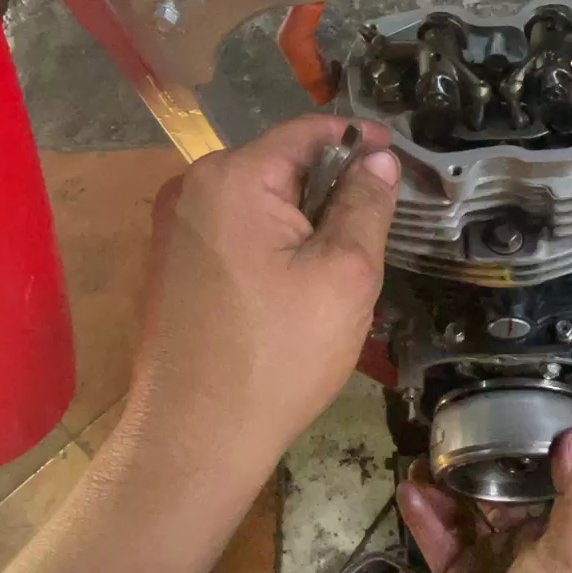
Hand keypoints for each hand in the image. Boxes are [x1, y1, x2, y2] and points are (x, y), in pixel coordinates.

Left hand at [127, 115, 399, 462]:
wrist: (195, 441)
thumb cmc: (280, 353)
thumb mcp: (346, 273)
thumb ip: (366, 204)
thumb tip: (379, 156)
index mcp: (234, 177)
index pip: (307, 131)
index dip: (359, 139)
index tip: (398, 159)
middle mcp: (194, 187)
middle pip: (282, 163)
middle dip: (332, 184)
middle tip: (375, 223)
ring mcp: (175, 226)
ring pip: (261, 199)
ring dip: (305, 216)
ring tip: (342, 257)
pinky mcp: (172, 262)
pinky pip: (236, 229)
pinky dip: (274, 239)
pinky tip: (296, 283)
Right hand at [397, 431, 571, 572]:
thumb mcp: (569, 550)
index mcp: (544, 528)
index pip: (525, 480)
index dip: (506, 453)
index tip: (487, 421)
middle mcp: (513, 538)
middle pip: (484, 493)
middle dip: (464, 467)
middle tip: (440, 439)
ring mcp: (481, 559)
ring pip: (456, 513)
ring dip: (438, 487)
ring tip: (418, 461)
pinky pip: (436, 539)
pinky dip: (422, 516)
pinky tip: (407, 491)